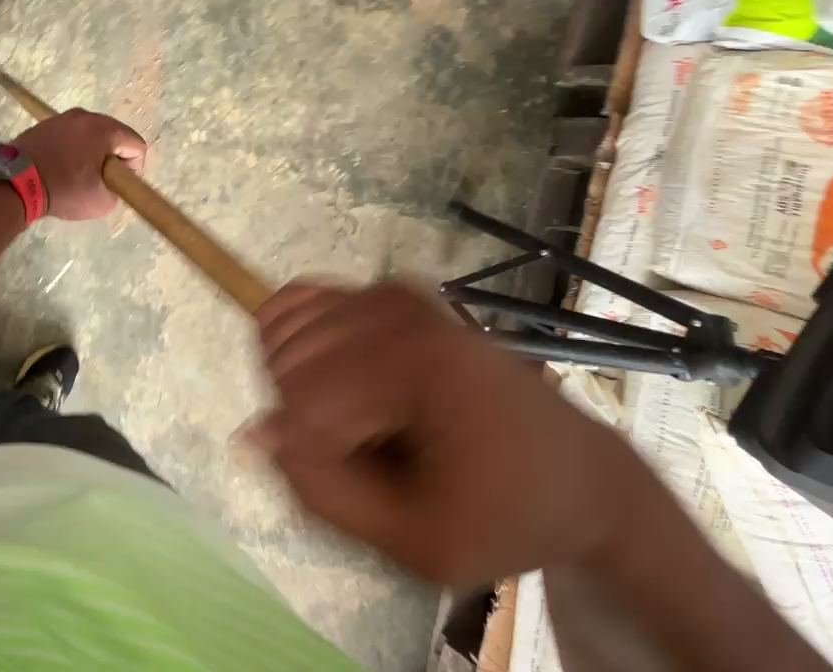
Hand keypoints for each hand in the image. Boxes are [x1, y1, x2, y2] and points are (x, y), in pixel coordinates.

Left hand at [11, 109, 147, 220]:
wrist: (15, 181)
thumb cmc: (64, 189)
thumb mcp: (102, 201)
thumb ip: (117, 190)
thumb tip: (111, 182)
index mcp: (105, 129)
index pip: (136, 144)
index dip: (134, 167)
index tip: (119, 184)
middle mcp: (85, 116)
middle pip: (114, 135)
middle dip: (112, 157)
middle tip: (101, 180)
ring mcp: (62, 117)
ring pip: (89, 134)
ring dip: (91, 152)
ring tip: (79, 174)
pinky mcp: (43, 124)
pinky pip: (69, 135)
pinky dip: (71, 149)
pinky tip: (61, 166)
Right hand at [246, 281, 653, 585]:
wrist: (576, 474)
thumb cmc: (506, 515)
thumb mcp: (422, 544)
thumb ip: (326, 493)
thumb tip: (256, 431)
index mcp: (421, 363)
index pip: (301, 402)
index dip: (320, 458)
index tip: (379, 486)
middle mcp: (396, 307)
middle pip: (284, 362)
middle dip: (308, 419)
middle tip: (375, 456)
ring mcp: (387, 290)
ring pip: (280, 334)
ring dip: (301, 387)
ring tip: (368, 421)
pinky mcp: (380, 289)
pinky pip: (293, 305)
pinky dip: (293, 346)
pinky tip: (334, 380)